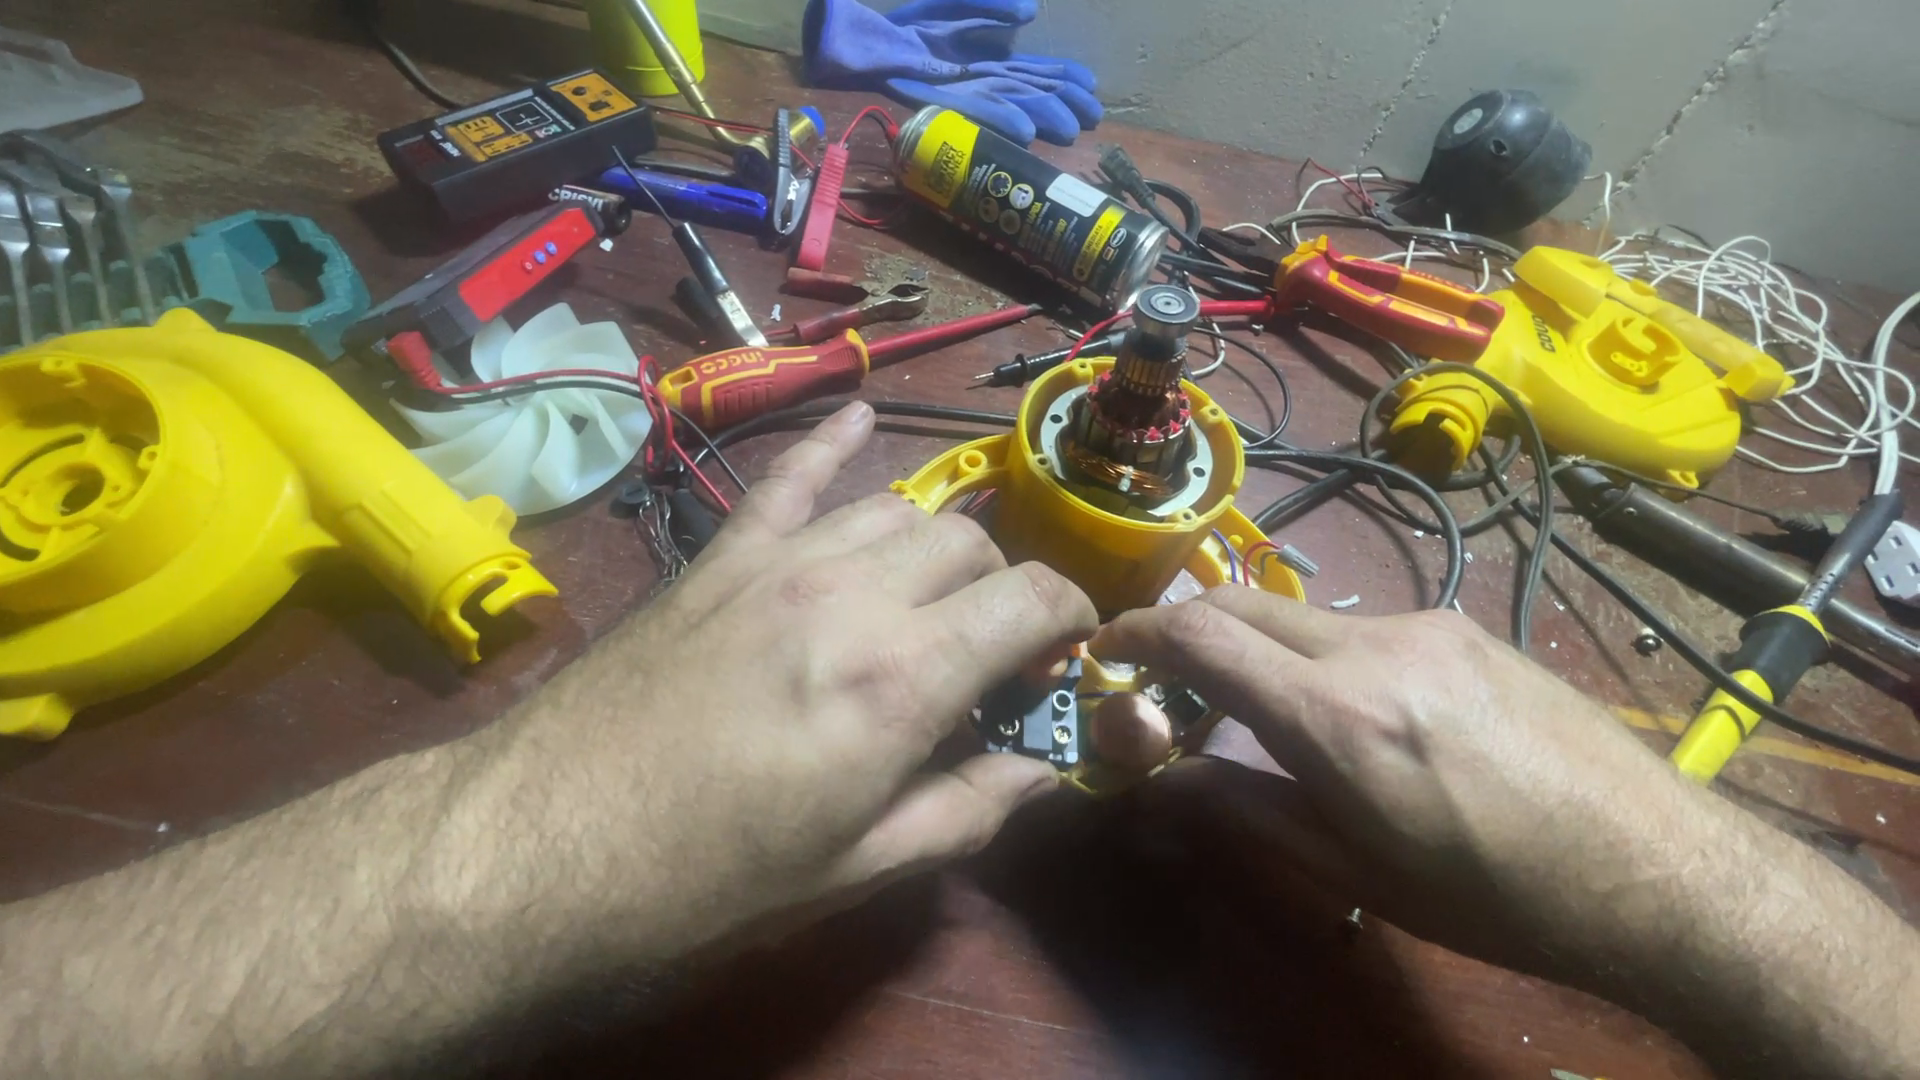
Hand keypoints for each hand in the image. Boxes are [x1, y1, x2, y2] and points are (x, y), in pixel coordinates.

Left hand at [448, 403, 1098, 961]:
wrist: (542, 842)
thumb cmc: (711, 875)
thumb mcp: (859, 867)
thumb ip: (969, 810)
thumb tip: (1046, 772)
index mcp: (901, 679)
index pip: (1031, 599)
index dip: (1070, 617)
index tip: (1065, 651)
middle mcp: (853, 593)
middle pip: (969, 545)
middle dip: (1002, 589)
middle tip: (990, 648)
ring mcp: (782, 560)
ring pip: (898, 509)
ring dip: (936, 547)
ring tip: (931, 593)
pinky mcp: (723, 554)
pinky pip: (791, 475)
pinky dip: (833, 442)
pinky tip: (860, 414)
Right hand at [1092, 588, 1695, 970]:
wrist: (1665, 873)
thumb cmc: (1491, 895)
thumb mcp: (1350, 869)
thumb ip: (1237, 808)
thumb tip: (1151, 780)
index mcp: (1337, 719)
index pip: (1202, 637)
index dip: (1137, 633)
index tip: (1107, 649)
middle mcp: (1371, 648)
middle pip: (1235, 601)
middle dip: (1181, 627)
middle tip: (1161, 676)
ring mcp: (1420, 624)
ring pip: (1292, 613)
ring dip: (1252, 645)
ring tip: (1264, 709)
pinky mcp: (1457, 622)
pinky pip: (1352, 624)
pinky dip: (1313, 651)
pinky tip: (1352, 706)